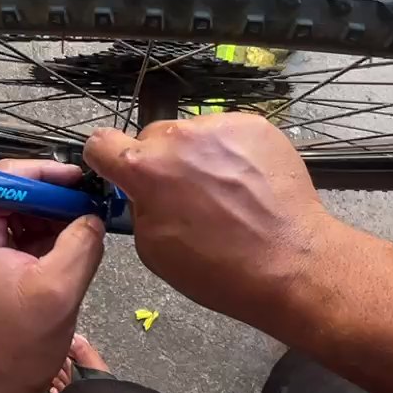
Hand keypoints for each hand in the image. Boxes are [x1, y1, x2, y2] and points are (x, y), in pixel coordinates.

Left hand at [0, 158, 105, 392]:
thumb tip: (94, 216)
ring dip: (51, 216)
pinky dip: (46, 237)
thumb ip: (81, 242)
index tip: (78, 178)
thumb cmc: (18, 346)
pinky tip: (71, 245)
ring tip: (84, 224)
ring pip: (19, 214)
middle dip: (51, 194)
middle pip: (11, 192)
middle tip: (86, 200)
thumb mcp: (59, 289)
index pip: (5, 177)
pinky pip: (20, 237)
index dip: (44, 171)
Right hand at [83, 113, 350, 329]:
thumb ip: (138, 206)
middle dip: (159, 161)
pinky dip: (231, 152)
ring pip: (191, 134)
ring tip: (225, 193)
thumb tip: (141, 191)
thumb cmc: (220, 268)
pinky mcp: (252, 124)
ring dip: (197, 155)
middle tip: (185, 195)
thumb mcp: (154, 249)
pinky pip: (227, 132)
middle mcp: (178, 137)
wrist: (292, 263)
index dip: (104, 158)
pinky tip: (248, 184)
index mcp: (145, 169)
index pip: (100, 142)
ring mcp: (218, 125)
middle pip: (152, 138)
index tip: (115, 169)